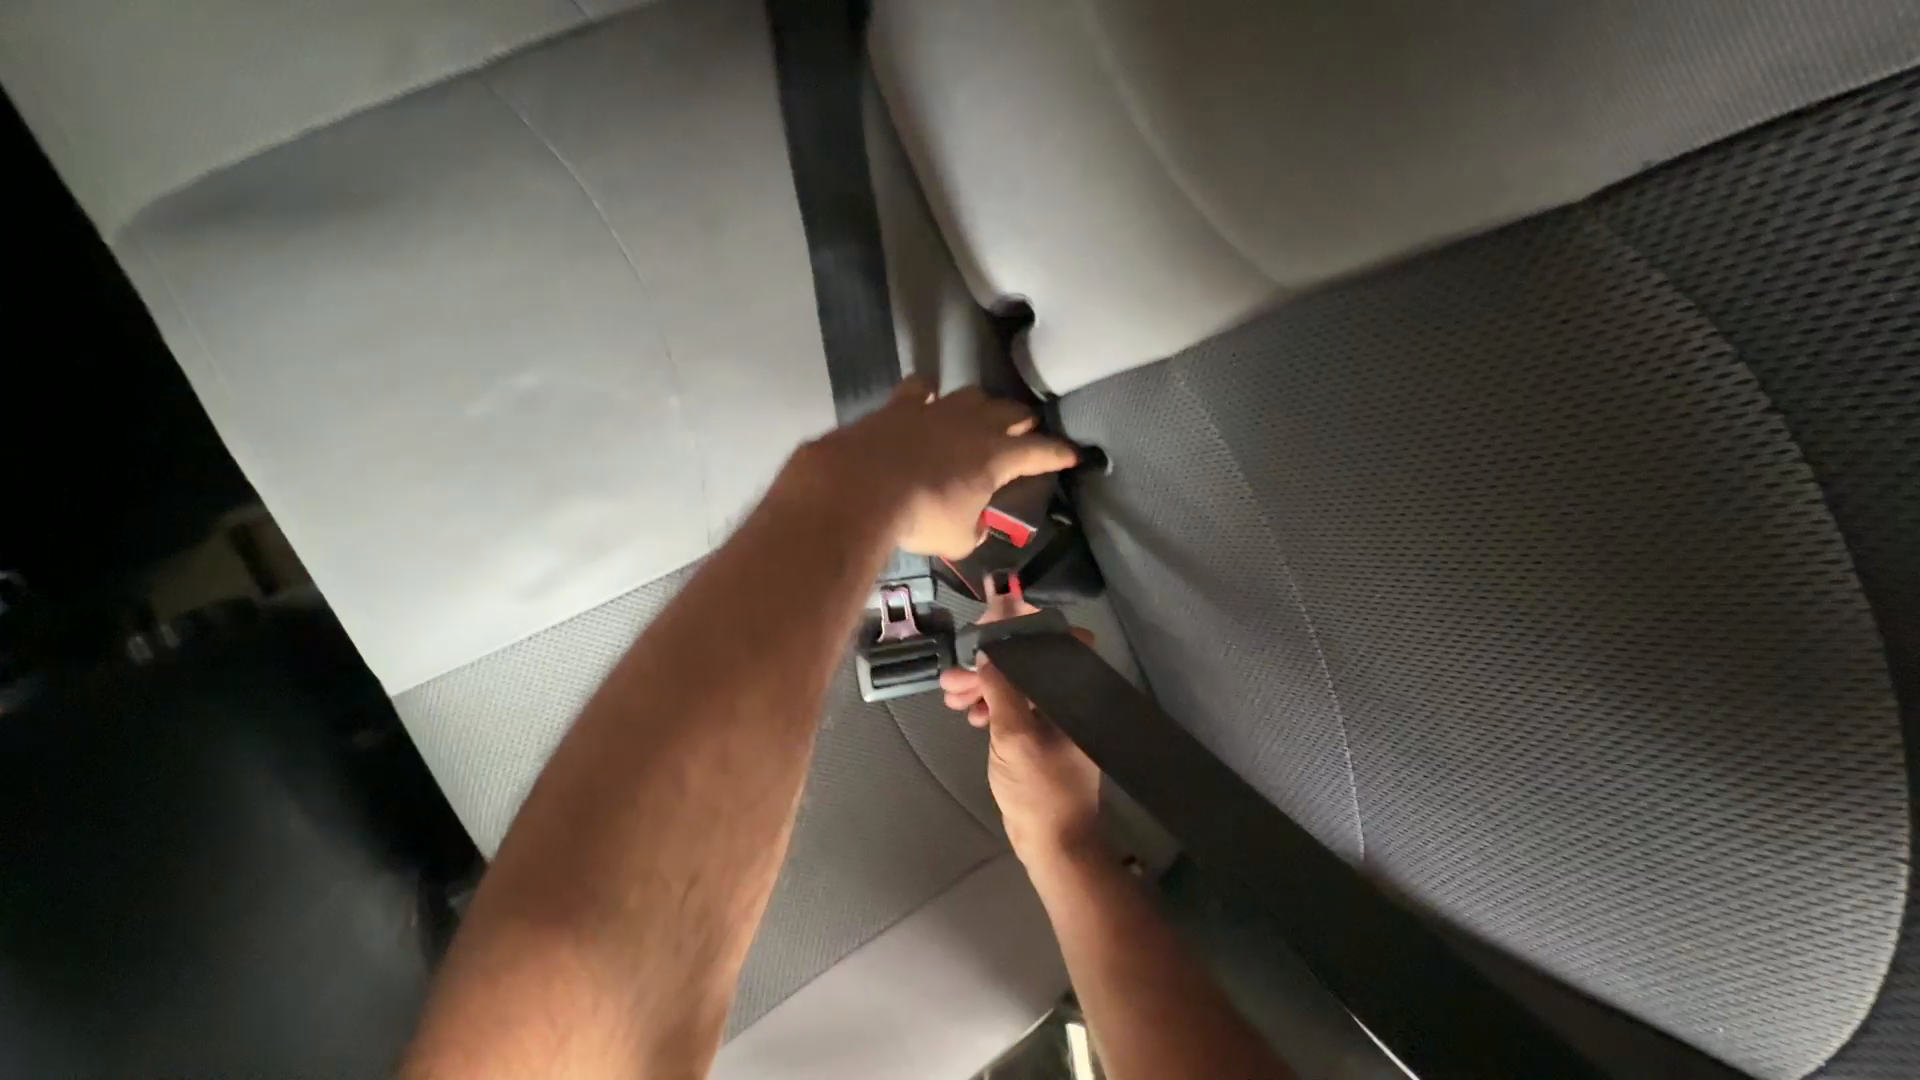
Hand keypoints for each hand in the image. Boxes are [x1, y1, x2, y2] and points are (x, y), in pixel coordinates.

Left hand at [796, 378, 1076, 558]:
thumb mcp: (956, 539)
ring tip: (983, 413)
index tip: (1074, 454)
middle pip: (1011, 412)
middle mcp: (974, 424)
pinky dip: (929, 392)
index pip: (1041, 451)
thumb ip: (971, 530)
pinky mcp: (901, 404)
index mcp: (997, 456)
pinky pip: (922, 388)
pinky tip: (927, 396)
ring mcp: (937, 409)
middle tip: (1027, 431)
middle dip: (1024, 422)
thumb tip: (971, 526)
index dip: (1060, 453)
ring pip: (972, 394)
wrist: (862, 487)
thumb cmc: (919, 517)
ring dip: (983, 404)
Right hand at [939, 586, 1102, 864]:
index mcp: (1075, 693)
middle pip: (1028, 662)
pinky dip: (990, 706)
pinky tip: (969, 714)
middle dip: (989, 663)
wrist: (1052, 842)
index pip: (1057, 640)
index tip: (988, 624)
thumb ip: (1002, 688)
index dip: (1024, 626)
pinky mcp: (1039, 734)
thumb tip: (988, 651)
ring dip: (982, 685)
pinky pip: (1013, 706)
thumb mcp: (1014, 735)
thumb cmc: (1040, 788)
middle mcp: (1069, 698)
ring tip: (950, 695)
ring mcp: (1053, 716)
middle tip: (955, 671)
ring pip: (1016, 684)